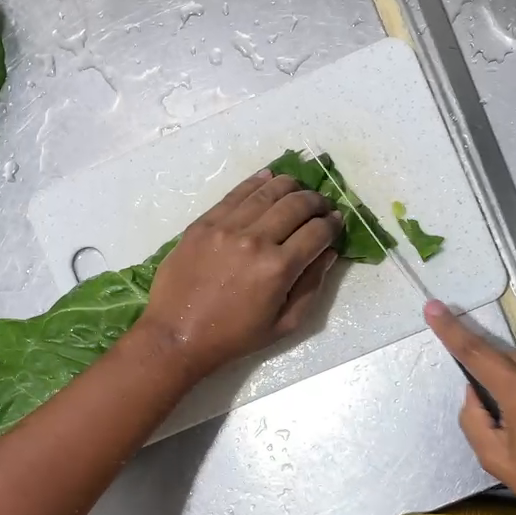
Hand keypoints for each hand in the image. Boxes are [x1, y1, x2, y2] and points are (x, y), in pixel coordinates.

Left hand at [133, 170, 340, 380]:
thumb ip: (311, 287)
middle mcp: (256, 240)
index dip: (333, 224)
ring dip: (290, 186)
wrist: (178, 335)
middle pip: (296, 205)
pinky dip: (257, 182)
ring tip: (299, 189)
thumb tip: (328, 254)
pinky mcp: (204, 223)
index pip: (317, 232)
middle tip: (322, 205)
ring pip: (267, 192)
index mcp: (279, 269)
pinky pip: (236, 194)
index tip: (337, 221)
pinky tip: (269, 177)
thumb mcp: (285, 324)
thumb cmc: (235, 336)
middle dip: (316, 202)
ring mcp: (226, 228)